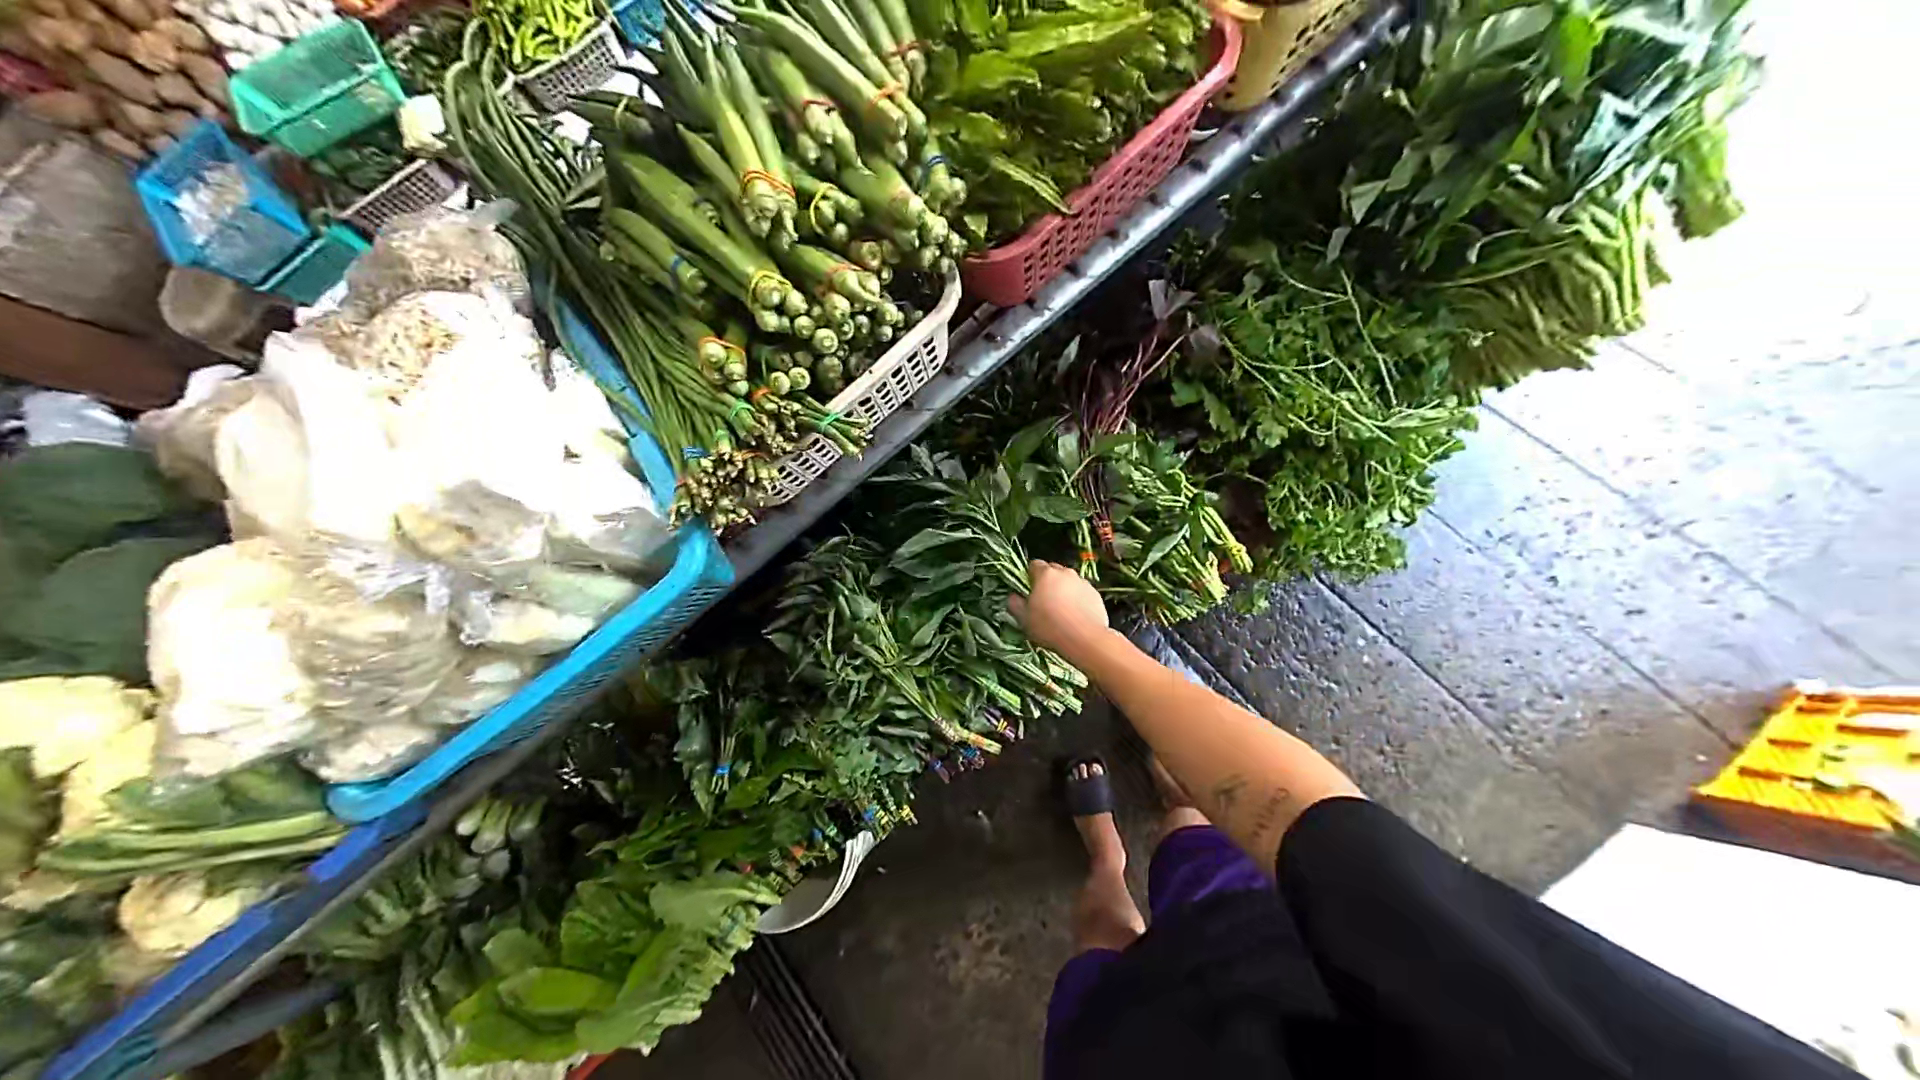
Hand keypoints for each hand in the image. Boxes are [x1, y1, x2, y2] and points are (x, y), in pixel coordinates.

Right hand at [1008, 559, 1108, 660]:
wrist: (1084, 639)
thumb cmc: (1049, 627)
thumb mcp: (1024, 619)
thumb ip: (1015, 604)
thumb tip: (1012, 597)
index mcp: (1046, 574)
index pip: (1034, 564)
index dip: (1030, 576)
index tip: (1029, 589)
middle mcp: (1066, 573)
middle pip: (1053, 570)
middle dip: (1047, 581)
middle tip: (1043, 600)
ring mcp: (1083, 582)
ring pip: (1069, 581)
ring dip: (1063, 590)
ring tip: (1061, 610)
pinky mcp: (1095, 594)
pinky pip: (1082, 592)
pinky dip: (1077, 599)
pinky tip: (1075, 615)